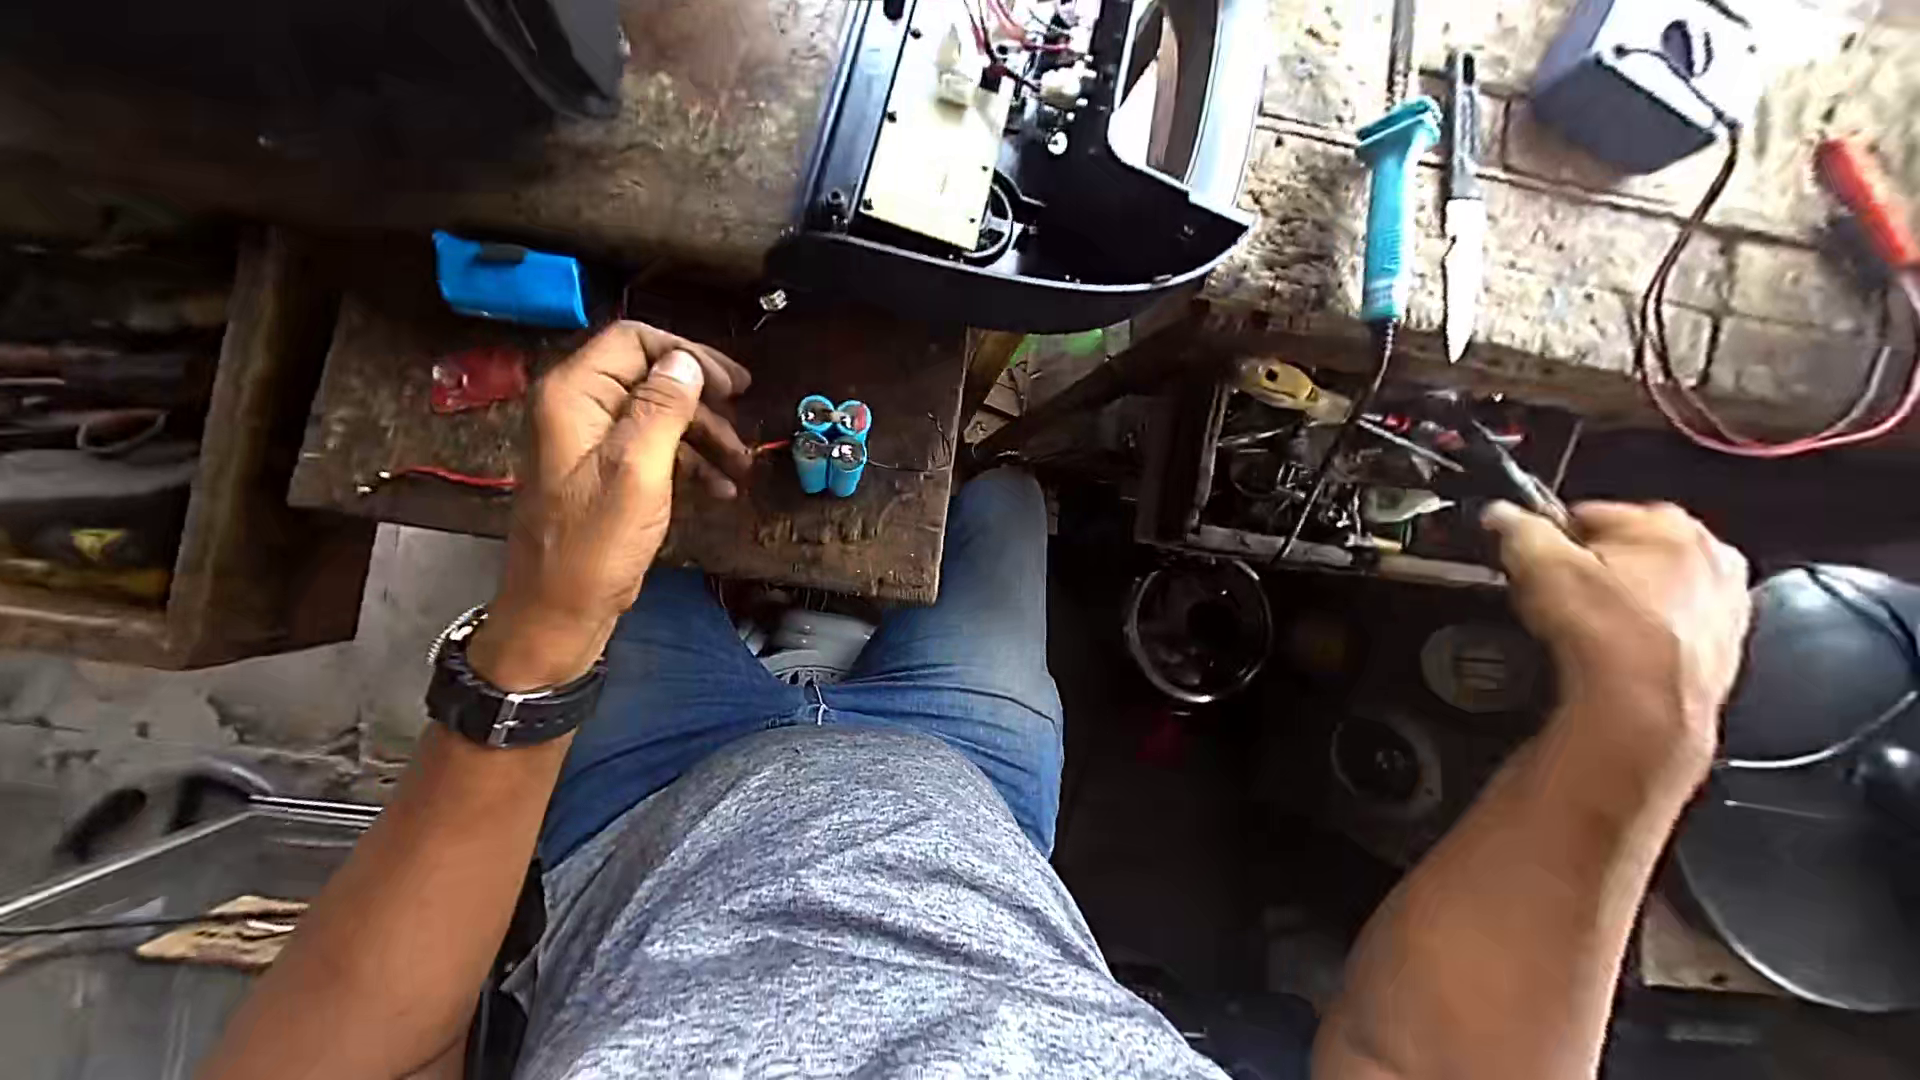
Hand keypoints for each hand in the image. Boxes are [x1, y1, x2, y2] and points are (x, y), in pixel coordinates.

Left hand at [468, 322, 752, 690]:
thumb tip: (688, 361)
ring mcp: (596, 442)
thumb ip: (662, 408)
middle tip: (744, 422)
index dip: (688, 356)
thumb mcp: (637, 470)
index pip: (634, 341)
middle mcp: (582, 409)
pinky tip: (720, 489)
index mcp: (575, 395)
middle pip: (653, 377)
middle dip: (704, 401)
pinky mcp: (610, 473)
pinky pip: (658, 450)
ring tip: (740, 467)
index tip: (734, 386)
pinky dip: (692, 463)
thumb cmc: (596, 542)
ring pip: (662, 416)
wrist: (562, 609)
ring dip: (706, 437)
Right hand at [1483, 500, 1750, 784]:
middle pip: (1624, 546)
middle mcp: (1711, 558)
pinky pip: (1663, 619)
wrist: (1643, 704)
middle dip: (1589, 562)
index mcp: (1671, 527)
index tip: (1531, 554)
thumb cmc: (1607, 634)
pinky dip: (1636, 626)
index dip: (1550, 534)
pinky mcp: (1720, 642)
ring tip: (1578, 618)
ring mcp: (1723, 602)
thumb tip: (1501, 515)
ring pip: (1646, 583)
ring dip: (1614, 594)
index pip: (1590, 511)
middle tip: (1553, 586)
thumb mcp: (1538, 565)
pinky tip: (1605, 642)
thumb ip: (1517, 528)